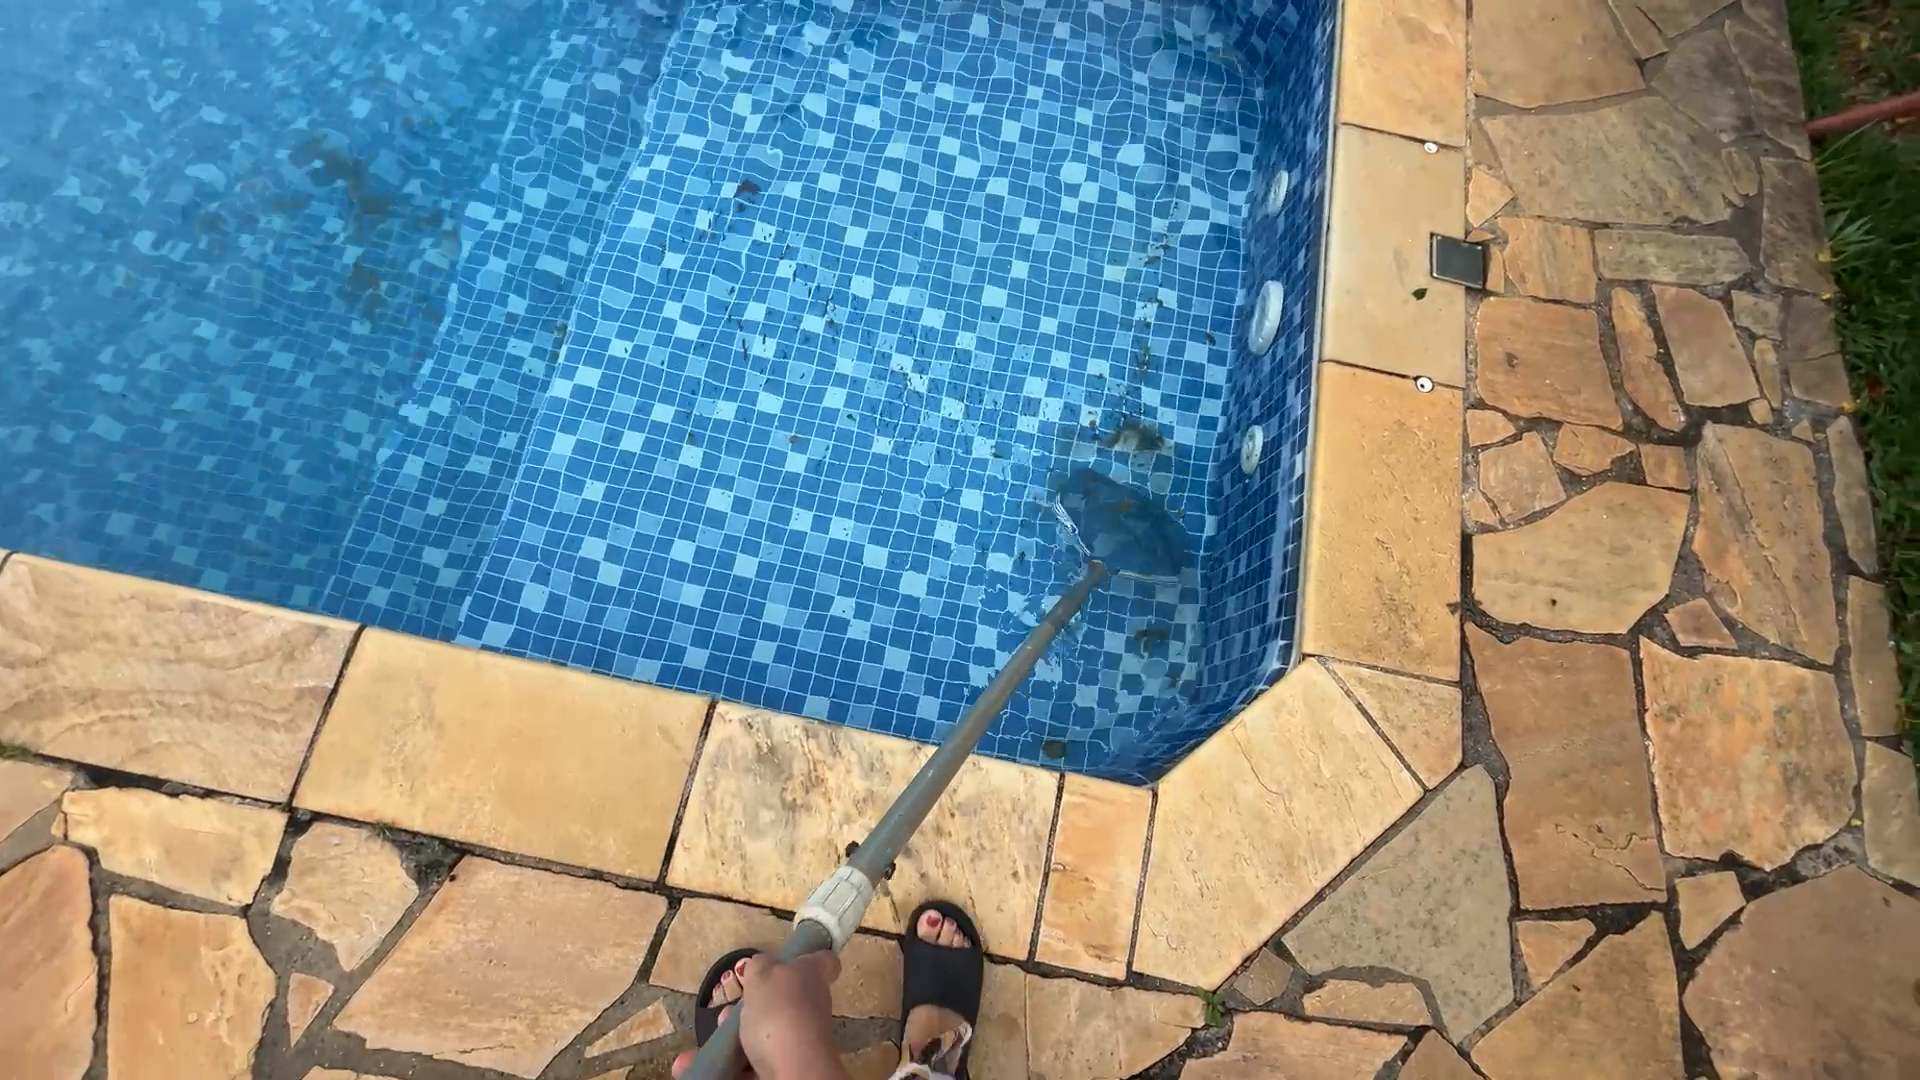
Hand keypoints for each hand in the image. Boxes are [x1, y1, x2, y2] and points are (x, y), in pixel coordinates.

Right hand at [673, 950, 850, 1079]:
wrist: (793, 1072)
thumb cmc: (781, 1011)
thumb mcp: (763, 974)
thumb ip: (760, 965)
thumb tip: (761, 964)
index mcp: (813, 976)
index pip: (823, 961)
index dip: (808, 957)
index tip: (789, 960)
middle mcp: (811, 1007)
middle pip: (783, 1000)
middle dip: (749, 1008)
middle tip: (726, 1012)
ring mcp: (799, 1040)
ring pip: (763, 1035)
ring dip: (731, 1039)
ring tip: (706, 1043)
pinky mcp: (785, 1069)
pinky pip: (751, 1066)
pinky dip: (725, 1067)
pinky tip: (693, 1065)